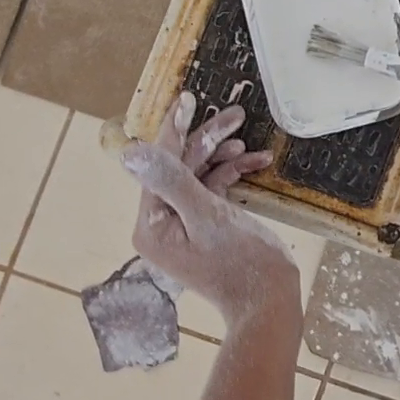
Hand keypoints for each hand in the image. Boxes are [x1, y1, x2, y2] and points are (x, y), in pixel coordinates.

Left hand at [122, 93, 294, 324]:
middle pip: (181, 166)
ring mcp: (185, 225)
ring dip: (224, 154)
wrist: (268, 301)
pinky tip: (257, 162)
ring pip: (200, 174)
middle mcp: (163, 222)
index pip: (159, 164)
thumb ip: (172, 181)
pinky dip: (234, 173)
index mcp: (152, 223)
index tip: (188, 98)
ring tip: (247, 138)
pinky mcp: (208, 227)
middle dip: (208, 139)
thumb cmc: (239, 261)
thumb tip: (131, 151)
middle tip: (235, 115)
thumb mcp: (207, 216)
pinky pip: (215, 190)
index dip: (174, 128)